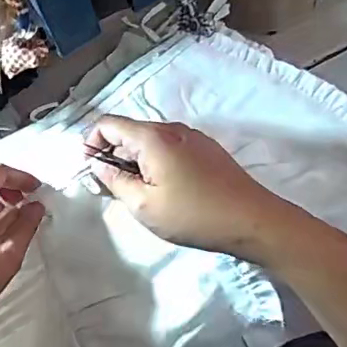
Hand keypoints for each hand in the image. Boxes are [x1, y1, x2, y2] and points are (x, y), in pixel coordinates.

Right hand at [86, 116, 308, 261]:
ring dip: (133, 161)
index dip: (91, 144)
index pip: (107, 124)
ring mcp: (193, 137)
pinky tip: (163, 189)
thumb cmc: (194, 215)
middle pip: (128, 131)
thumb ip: (113, 181)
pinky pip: (168, 147)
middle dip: (111, 155)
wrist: (255, 223)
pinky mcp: (206, 150)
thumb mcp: (142, 205)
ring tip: (138, 193)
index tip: (91, 172)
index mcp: (153, 138)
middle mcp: (172, 128)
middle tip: (111, 189)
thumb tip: (98, 166)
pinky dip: (155, 162)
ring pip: (148, 141)